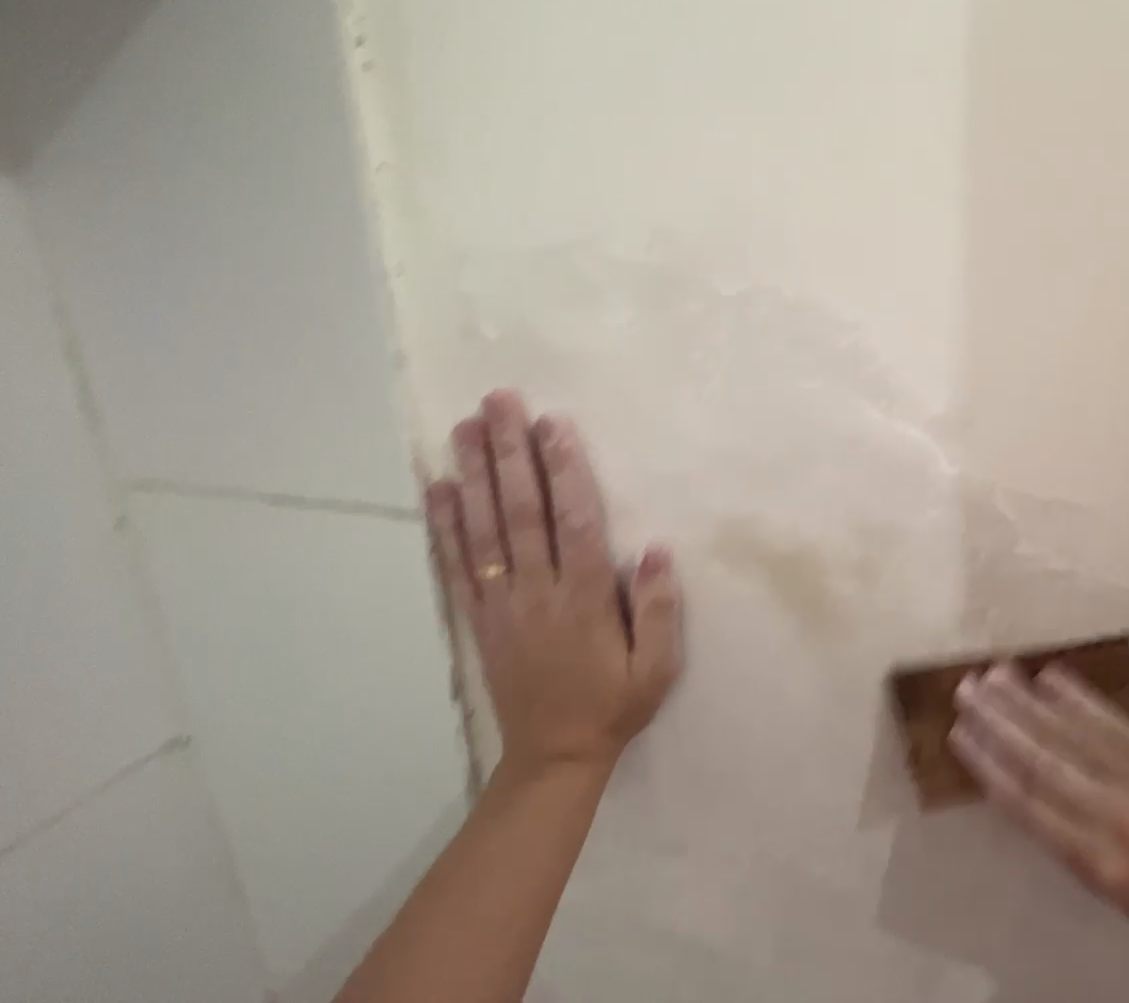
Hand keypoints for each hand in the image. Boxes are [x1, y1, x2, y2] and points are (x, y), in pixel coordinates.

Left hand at [426, 389, 681, 779]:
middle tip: (499, 402)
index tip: (555, 425)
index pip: (574, 524)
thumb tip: (656, 549)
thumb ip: (661, 610)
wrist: (554, 756)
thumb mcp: (659, 668)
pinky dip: (445, 525)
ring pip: (485, 530)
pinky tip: (439, 488)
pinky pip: (457, 565)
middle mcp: (537, 593)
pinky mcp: (480, 619)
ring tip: (464, 426)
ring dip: (474, 475)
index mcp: (585, 600)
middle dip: (510, 454)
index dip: (565, 471)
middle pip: (521, 513)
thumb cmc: (616, 704)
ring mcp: (502, 604)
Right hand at [951, 664, 1128, 962]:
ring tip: (995, 673)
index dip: (987, 765)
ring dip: (1029, 700)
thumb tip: (1017, 783)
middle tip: (966, 688)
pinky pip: (1112, 720)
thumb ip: (1062, 838)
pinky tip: (1051, 676)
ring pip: (1072, 732)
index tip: (957, 734)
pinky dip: (1079, 696)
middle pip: (1043, 758)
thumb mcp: (1106, 890)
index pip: (1027, 803)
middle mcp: (1115, 814)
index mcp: (1095, 859)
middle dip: (999, 720)